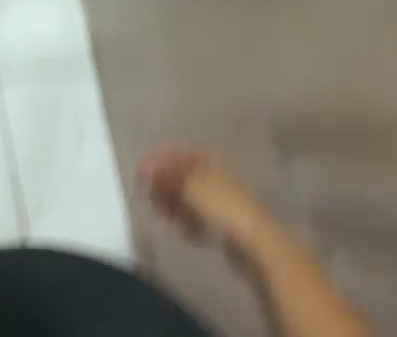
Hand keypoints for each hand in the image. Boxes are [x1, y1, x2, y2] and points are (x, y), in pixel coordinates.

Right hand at [138, 145, 268, 244]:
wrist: (256, 243)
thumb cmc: (221, 206)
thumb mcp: (188, 186)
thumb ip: (164, 176)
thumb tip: (144, 167)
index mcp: (208, 160)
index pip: (177, 153)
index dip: (157, 160)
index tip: (140, 171)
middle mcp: (214, 175)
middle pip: (181, 176)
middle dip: (163, 185)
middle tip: (147, 196)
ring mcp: (220, 200)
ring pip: (188, 198)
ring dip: (172, 205)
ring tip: (162, 216)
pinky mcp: (223, 223)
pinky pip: (198, 218)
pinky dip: (187, 222)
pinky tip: (181, 230)